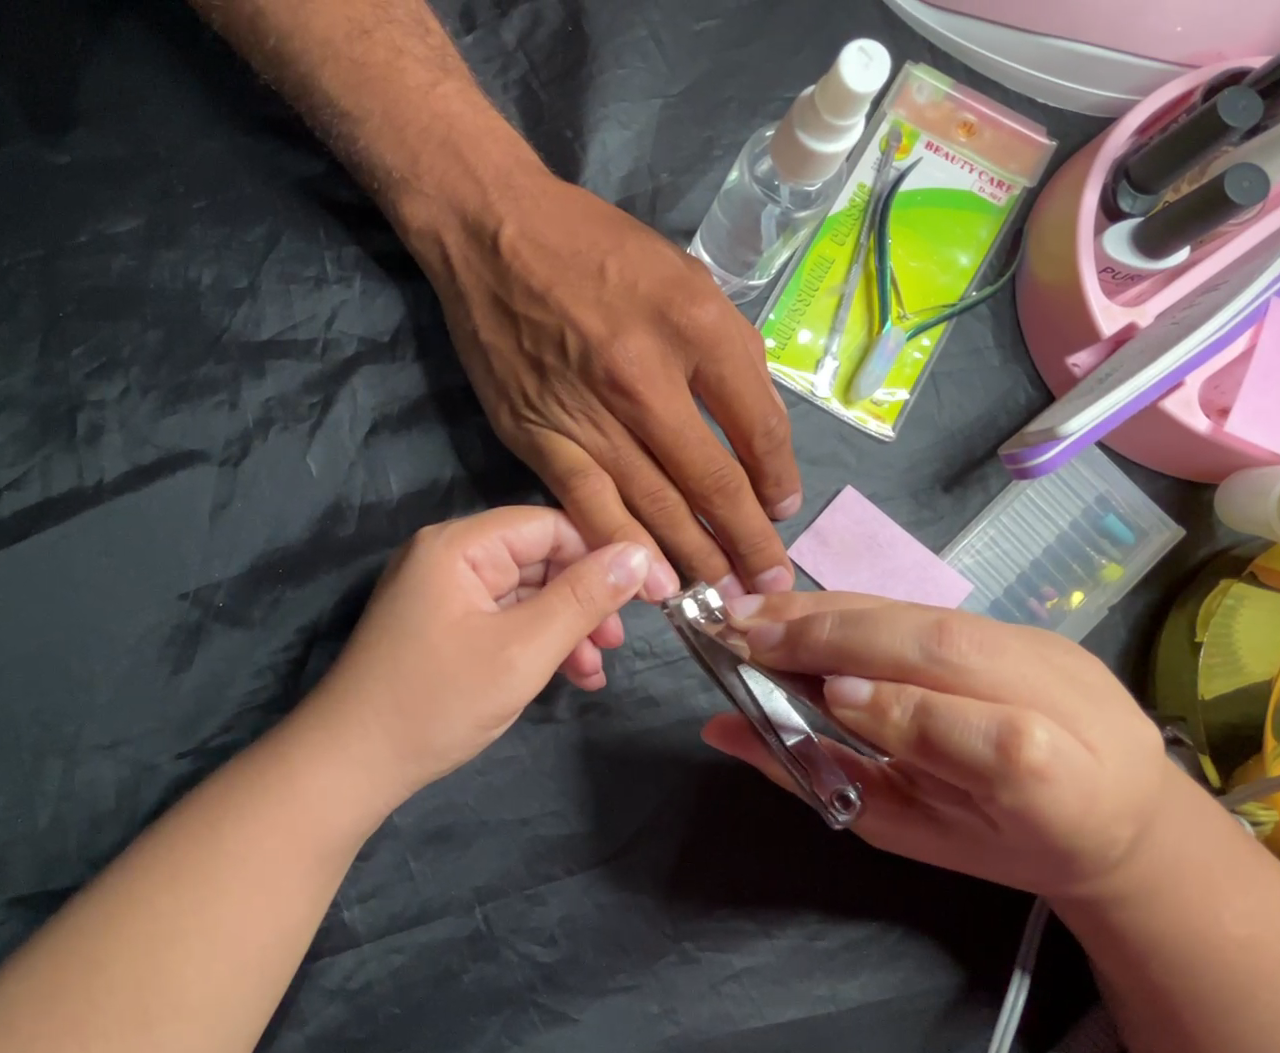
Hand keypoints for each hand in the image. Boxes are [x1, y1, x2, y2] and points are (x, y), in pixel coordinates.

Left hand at [298, 507, 648, 799]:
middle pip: (539, 560)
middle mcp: (449, 557)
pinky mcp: (444, 627)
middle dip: (585, 600)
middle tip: (619, 644)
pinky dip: (537, 644)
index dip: (606, 555)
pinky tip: (569, 677)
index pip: (550, 526)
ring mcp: (444, 593)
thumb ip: (582, 599)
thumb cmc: (437, 701)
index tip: (655, 593)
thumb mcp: (522, 651)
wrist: (351, 765)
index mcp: (459, 545)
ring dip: (566, 628)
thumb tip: (638, 556)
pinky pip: (504, 620)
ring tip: (596, 671)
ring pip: (526, 595)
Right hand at [406, 172, 802, 601]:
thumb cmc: (596, 245)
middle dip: (748, 541)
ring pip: (653, 506)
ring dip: (694, 558)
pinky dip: (622, 548)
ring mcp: (586, 416)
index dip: (779, 479)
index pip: (757, 426)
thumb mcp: (685, 276)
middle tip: (770, 582)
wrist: (495, 233)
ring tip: (723, 593)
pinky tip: (649, 582)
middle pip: (711, 481)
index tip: (783, 509)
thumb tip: (751, 428)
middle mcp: (645, 380)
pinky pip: (589, 506)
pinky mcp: (537, 437)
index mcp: (696, 327)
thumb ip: (725, 350)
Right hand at [703, 593, 1183, 900]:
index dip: (900, 711)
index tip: (819, 696)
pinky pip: (927, 608)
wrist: (1118, 811)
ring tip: (755, 611)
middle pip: (946, 651)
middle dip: (835, 637)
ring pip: (929, 616)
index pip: (980, 738)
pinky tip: (801, 609)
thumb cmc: (1000, 842)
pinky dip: (853, 606)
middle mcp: (1063, 703)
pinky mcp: (1028, 625)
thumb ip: (814, 777)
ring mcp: (1049, 653)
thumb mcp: (907, 832)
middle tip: (742, 631)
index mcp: (1056, 790)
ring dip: (830, 610)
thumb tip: (718, 729)